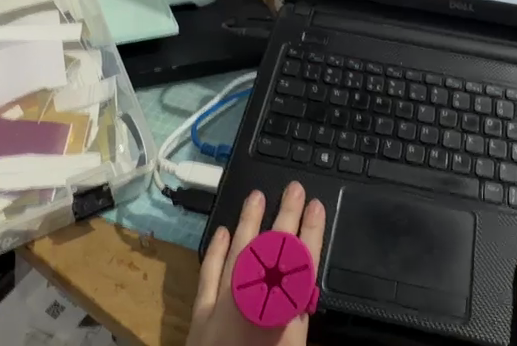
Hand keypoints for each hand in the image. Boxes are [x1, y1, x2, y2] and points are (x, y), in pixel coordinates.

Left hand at [187, 182, 326, 345]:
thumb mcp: (294, 345)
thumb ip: (298, 318)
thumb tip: (305, 290)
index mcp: (283, 316)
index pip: (301, 264)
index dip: (311, 232)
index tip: (317, 206)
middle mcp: (252, 305)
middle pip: (272, 251)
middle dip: (285, 217)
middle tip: (294, 188)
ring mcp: (222, 308)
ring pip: (238, 255)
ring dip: (249, 223)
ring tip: (258, 196)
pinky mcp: (199, 318)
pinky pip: (208, 276)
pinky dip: (216, 252)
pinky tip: (223, 231)